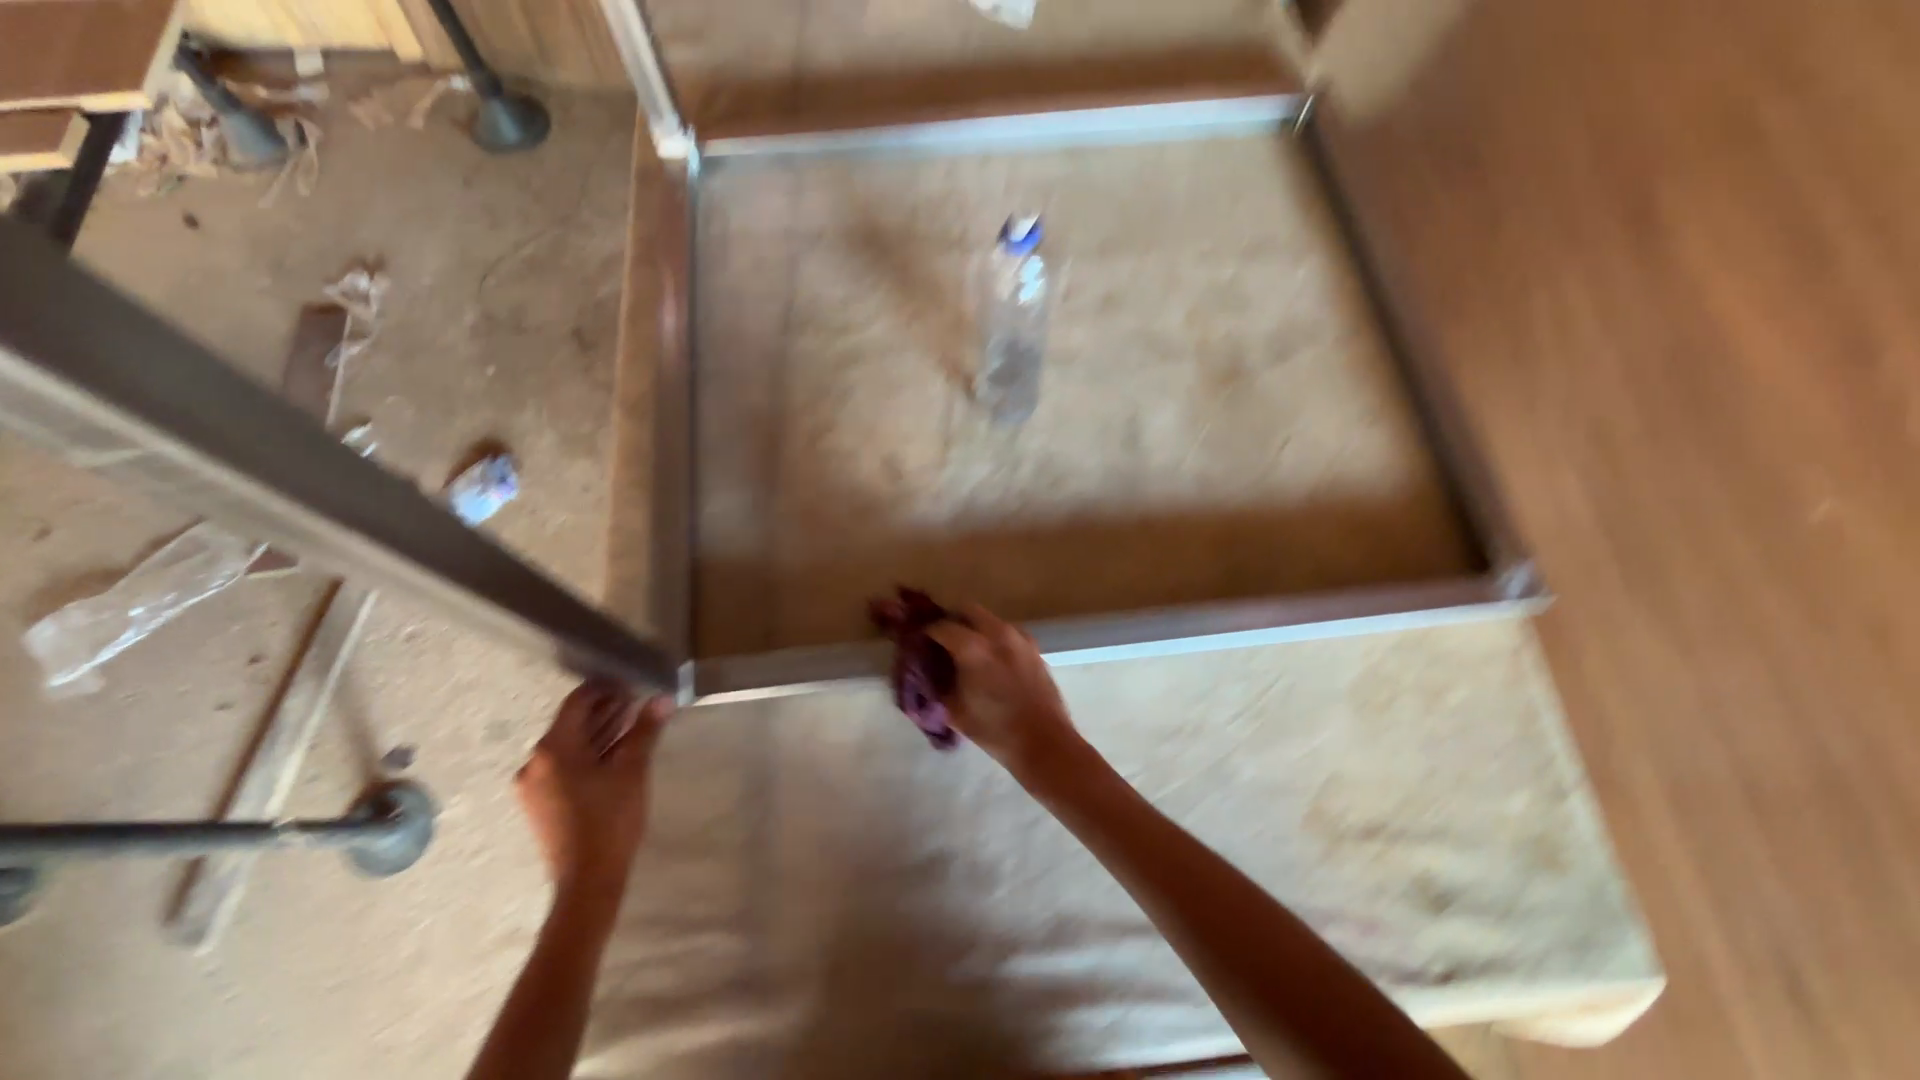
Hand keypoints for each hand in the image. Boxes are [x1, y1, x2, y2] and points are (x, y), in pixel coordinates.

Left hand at [514, 681, 672, 892]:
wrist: (587, 880)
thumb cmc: (610, 820)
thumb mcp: (632, 770)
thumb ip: (645, 731)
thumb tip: (662, 699)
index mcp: (553, 748)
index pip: (578, 701)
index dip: (605, 688)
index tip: (631, 685)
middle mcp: (535, 762)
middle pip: (571, 723)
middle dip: (604, 710)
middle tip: (636, 702)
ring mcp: (534, 785)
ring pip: (569, 746)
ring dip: (598, 733)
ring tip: (631, 724)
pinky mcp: (540, 804)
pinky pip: (564, 766)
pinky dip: (588, 755)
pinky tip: (614, 755)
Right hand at [926, 604, 1087, 779]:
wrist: (1043, 741)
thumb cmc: (994, 729)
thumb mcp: (954, 710)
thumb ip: (938, 684)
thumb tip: (929, 673)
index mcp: (973, 647)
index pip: (941, 626)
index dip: (927, 632)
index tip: (920, 642)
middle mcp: (997, 633)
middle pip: (968, 610)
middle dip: (953, 621)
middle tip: (943, 640)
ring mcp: (1019, 638)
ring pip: (990, 620)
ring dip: (975, 628)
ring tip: (967, 651)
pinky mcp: (1034, 648)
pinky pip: (1007, 633)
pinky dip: (994, 639)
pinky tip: (991, 661)